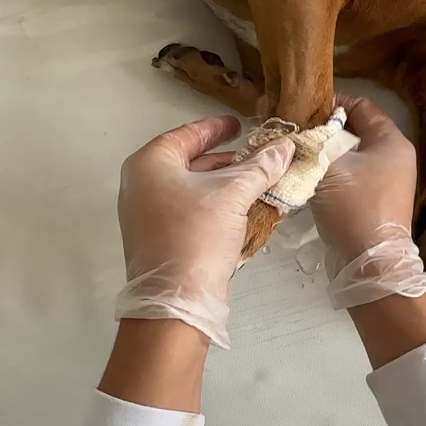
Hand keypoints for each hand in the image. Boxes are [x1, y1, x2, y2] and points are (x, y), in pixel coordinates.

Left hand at [114, 115, 294, 347]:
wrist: (176, 300)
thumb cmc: (197, 235)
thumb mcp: (233, 194)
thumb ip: (260, 167)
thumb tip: (285, 147)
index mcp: (149, 164)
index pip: (186, 134)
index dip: (216, 128)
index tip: (239, 125)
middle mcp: (140, 185)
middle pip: (188, 161)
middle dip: (226, 160)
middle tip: (257, 156)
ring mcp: (145, 214)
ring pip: (190, 188)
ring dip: (223, 185)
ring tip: (257, 181)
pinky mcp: (156, 238)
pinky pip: (187, 211)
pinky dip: (213, 206)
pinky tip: (241, 208)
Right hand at [309, 96, 425, 308]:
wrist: (371, 265)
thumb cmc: (354, 209)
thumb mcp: (329, 168)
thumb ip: (312, 142)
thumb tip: (292, 126)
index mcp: (391, 142)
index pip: (360, 105)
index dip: (330, 102)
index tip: (300, 107)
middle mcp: (393, 157)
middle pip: (353, 130)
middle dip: (322, 129)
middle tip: (292, 129)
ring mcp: (385, 181)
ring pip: (348, 155)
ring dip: (322, 152)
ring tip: (293, 151)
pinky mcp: (374, 201)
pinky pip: (349, 176)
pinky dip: (328, 173)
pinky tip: (306, 176)